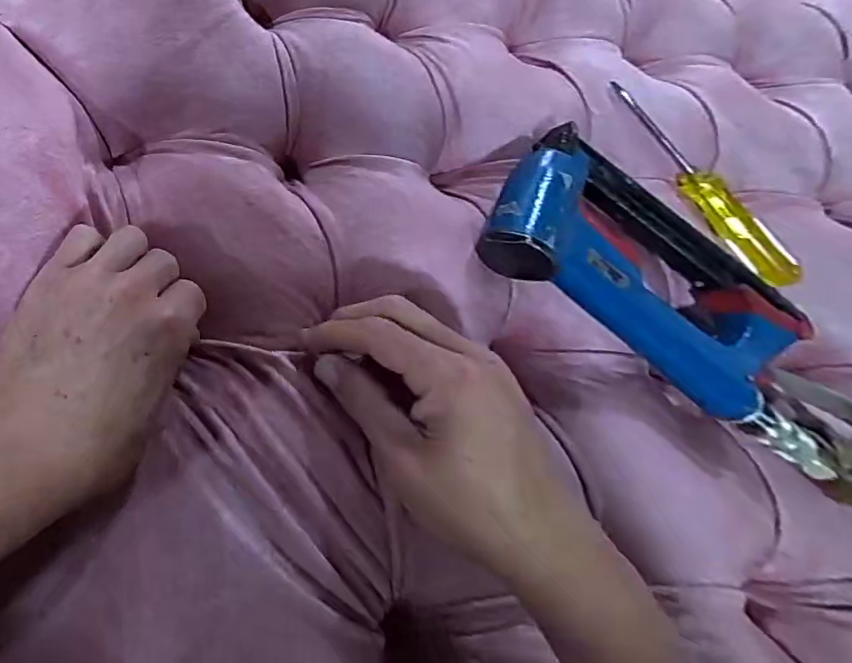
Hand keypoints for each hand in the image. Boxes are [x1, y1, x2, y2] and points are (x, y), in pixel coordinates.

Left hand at [0, 225, 206, 501]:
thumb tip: (167, 345)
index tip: (168, 331)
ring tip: (113, 282)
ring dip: (128, 258)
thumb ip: (166, 365)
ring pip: (129, 237)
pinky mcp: (53, 275)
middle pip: (163, 260)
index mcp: (169, 326)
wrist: (22, 443)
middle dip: (157, 282)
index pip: (193, 293)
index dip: (182, 313)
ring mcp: (92, 277)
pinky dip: (87, 250)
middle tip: (139, 307)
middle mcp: (136, 291)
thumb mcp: (153, 414)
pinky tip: (81, 273)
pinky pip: (81, 236)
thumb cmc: (95, 449)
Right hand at [303, 296, 593, 587]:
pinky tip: (388, 365)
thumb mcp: (402, 460)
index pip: (378, 330)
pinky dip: (405, 339)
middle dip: (354, 316)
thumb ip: (362, 401)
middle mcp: (470, 351)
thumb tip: (326, 363)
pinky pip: (439, 338)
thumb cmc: (469, 508)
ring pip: (421, 319)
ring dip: (380, 324)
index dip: (336, 330)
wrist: (548, 541)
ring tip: (347, 349)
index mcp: (448, 371)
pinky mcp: (495, 375)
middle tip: (322, 337)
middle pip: (400, 309)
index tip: (303, 341)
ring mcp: (487, 360)